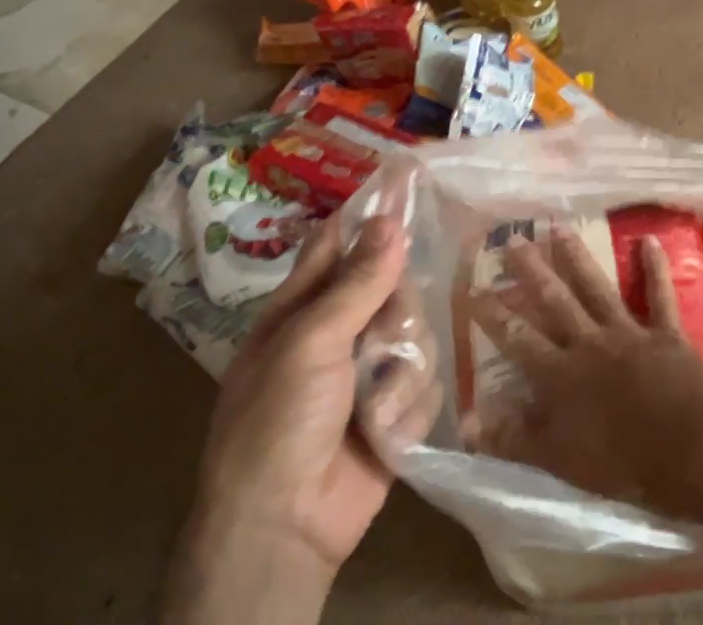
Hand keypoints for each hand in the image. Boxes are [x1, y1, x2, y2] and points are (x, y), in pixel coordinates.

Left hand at [163, 212, 440, 623]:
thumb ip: (356, 284)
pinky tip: (383, 431)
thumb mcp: (310, 343)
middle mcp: (339, 331)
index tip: (411, 180)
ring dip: (400, 370)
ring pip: (417, 335)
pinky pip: (426, 384)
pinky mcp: (395, 410)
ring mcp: (368, 372)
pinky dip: (407, 407)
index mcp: (303, 307)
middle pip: (394, 288)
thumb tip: (390, 221)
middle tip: (384, 337)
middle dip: (397, 313)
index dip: (373, 213)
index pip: (342, 242)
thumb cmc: (276, 421)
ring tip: (374, 402)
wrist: (284, 522)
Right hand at [468, 233, 702, 522]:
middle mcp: (589, 343)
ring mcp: (629, 333)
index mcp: (560, 375)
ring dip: (577, 258)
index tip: (473, 287)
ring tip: (559, 227)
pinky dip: (655, 269)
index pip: (517, 338)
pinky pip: (660, 295)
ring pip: (597, 288)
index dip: (493, 314)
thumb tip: (465, 423)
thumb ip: (512, 438)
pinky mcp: (666, 333)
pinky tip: (651, 241)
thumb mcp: (558, 459)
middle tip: (513, 238)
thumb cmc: (621, 464)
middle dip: (531, 270)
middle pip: (555, 301)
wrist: (690, 452)